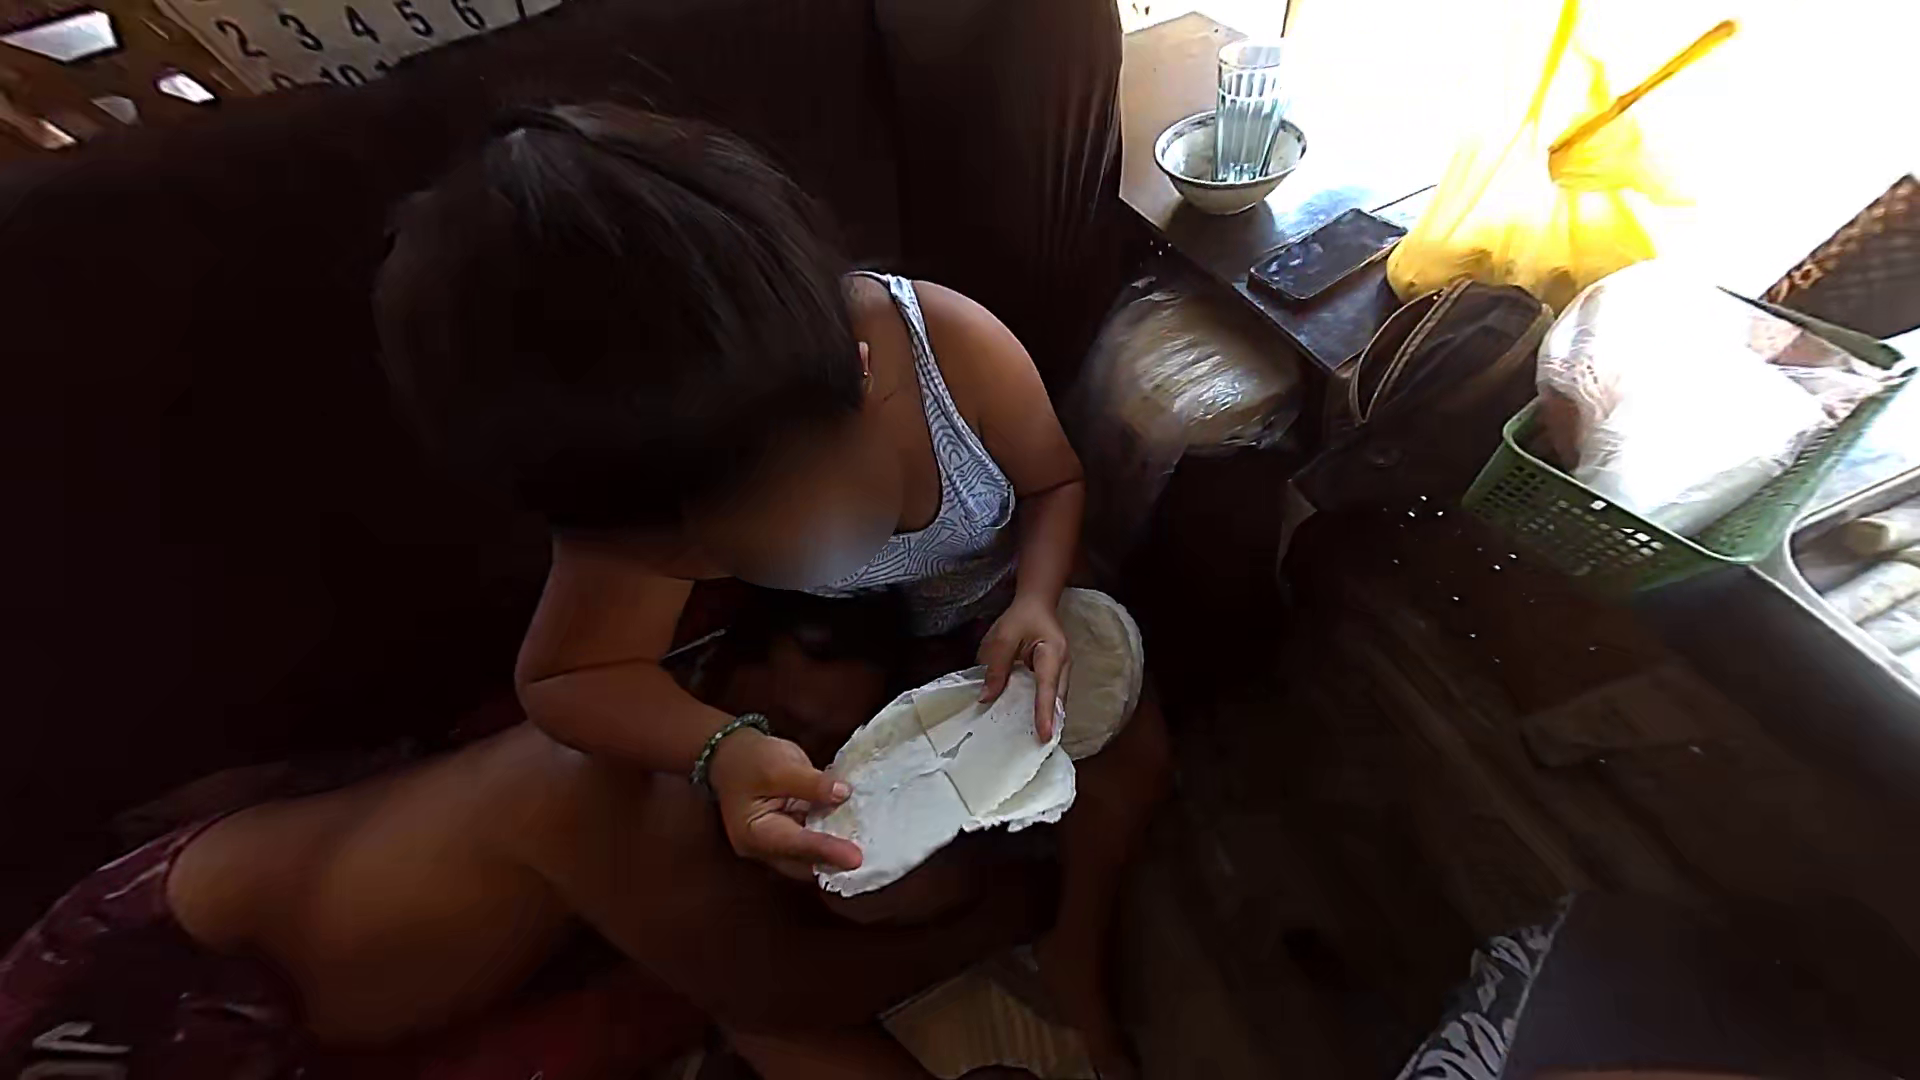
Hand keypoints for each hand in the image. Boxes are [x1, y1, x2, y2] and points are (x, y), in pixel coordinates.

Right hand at [707, 728, 862, 879]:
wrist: (732, 753)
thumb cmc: (751, 759)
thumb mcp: (780, 765)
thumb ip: (812, 783)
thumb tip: (844, 794)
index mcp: (756, 834)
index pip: (797, 846)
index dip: (828, 851)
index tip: (857, 858)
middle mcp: (765, 847)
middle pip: (803, 862)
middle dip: (833, 863)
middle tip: (869, 861)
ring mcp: (776, 841)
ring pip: (808, 856)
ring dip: (833, 853)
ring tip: (866, 849)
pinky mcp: (788, 830)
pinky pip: (810, 839)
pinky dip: (830, 837)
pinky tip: (853, 831)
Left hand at [977, 595, 1069, 741]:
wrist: (1036, 603)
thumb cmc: (1021, 617)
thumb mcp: (1003, 638)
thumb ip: (996, 668)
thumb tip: (986, 698)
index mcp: (1052, 653)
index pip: (1047, 687)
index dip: (1044, 712)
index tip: (1043, 735)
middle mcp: (1063, 665)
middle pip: (1058, 699)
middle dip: (1051, 722)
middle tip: (1039, 747)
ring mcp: (1062, 671)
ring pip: (1057, 700)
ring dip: (1048, 717)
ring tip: (1035, 741)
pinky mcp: (1055, 674)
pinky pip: (1051, 695)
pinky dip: (1043, 708)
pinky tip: (1032, 721)